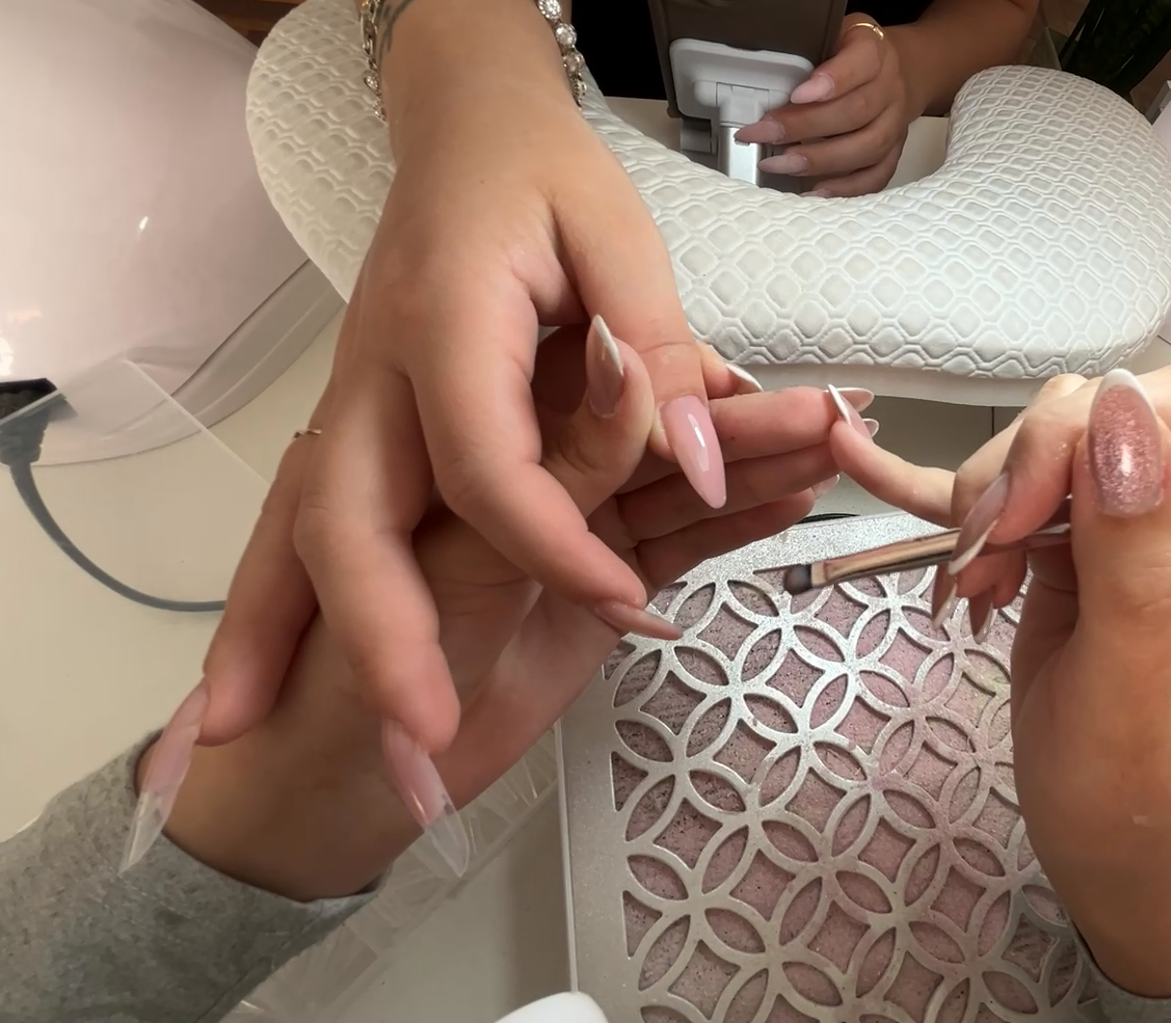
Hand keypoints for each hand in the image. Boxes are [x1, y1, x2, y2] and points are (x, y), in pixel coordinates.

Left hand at [160, 321, 842, 899]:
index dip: (678, 401)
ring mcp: (578, 523)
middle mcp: (529, 462)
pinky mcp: (607, 573)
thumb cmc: (335, 700)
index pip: (593, 398)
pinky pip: (680, 542)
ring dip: (760, 476)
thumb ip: (543, 476)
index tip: (748, 396)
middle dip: (751, 433)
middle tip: (840, 418)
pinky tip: (797, 499)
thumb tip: (624, 365)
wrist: (329, 805)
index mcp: (465, 431)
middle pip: (656, 442)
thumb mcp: (436, 577)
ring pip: (681, 490)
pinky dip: (736, 526)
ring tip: (840, 453)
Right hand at [197, 85, 735, 757]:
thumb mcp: (622, 245)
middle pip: (348, 518)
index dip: (556, 542)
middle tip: (414, 749)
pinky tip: (239, 679)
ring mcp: (360, 401)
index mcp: (447, 323)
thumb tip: (698, 460)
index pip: (489, 461)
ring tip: (232, 746)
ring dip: (267, 636)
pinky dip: (269, 595)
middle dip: (373, 638)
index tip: (623, 604)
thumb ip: (664, 351)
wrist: (465, 123)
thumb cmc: (548, 178)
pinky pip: (308, 515)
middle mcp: (383, 376)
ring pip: (300, 528)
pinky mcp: (369, 418)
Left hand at [734, 13, 920, 196]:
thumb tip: (763, 82)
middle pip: (855, 113)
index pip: (858, 65)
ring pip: (866, 148)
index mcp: (875, 52)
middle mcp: (890, 90)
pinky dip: (847, 188)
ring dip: (821, 161)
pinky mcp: (894, 153)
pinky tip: (817, 190)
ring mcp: (895, 125)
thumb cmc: (852, 54)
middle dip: (805, 127)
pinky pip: (876, 176)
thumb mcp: (833, 34)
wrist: (900, 73)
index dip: (830, 81)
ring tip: (782, 164)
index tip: (796, 95)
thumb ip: (808, 54)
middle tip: (766, 134)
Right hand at [827, 365, 1170, 994]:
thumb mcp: (1125, 702)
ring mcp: (1139, 524)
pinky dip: (977, 500)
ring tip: (975, 581)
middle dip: (1026, 470)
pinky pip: (1030, 480)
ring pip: (1056, 438)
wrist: (1098, 831)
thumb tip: (1123, 420)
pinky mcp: (1087, 535)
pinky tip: (952, 537)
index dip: (1099, 427)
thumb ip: (1137, 570)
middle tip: (983, 554)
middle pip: (1110, 415)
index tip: (1022, 509)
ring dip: (994, 497)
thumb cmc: (1120, 795)